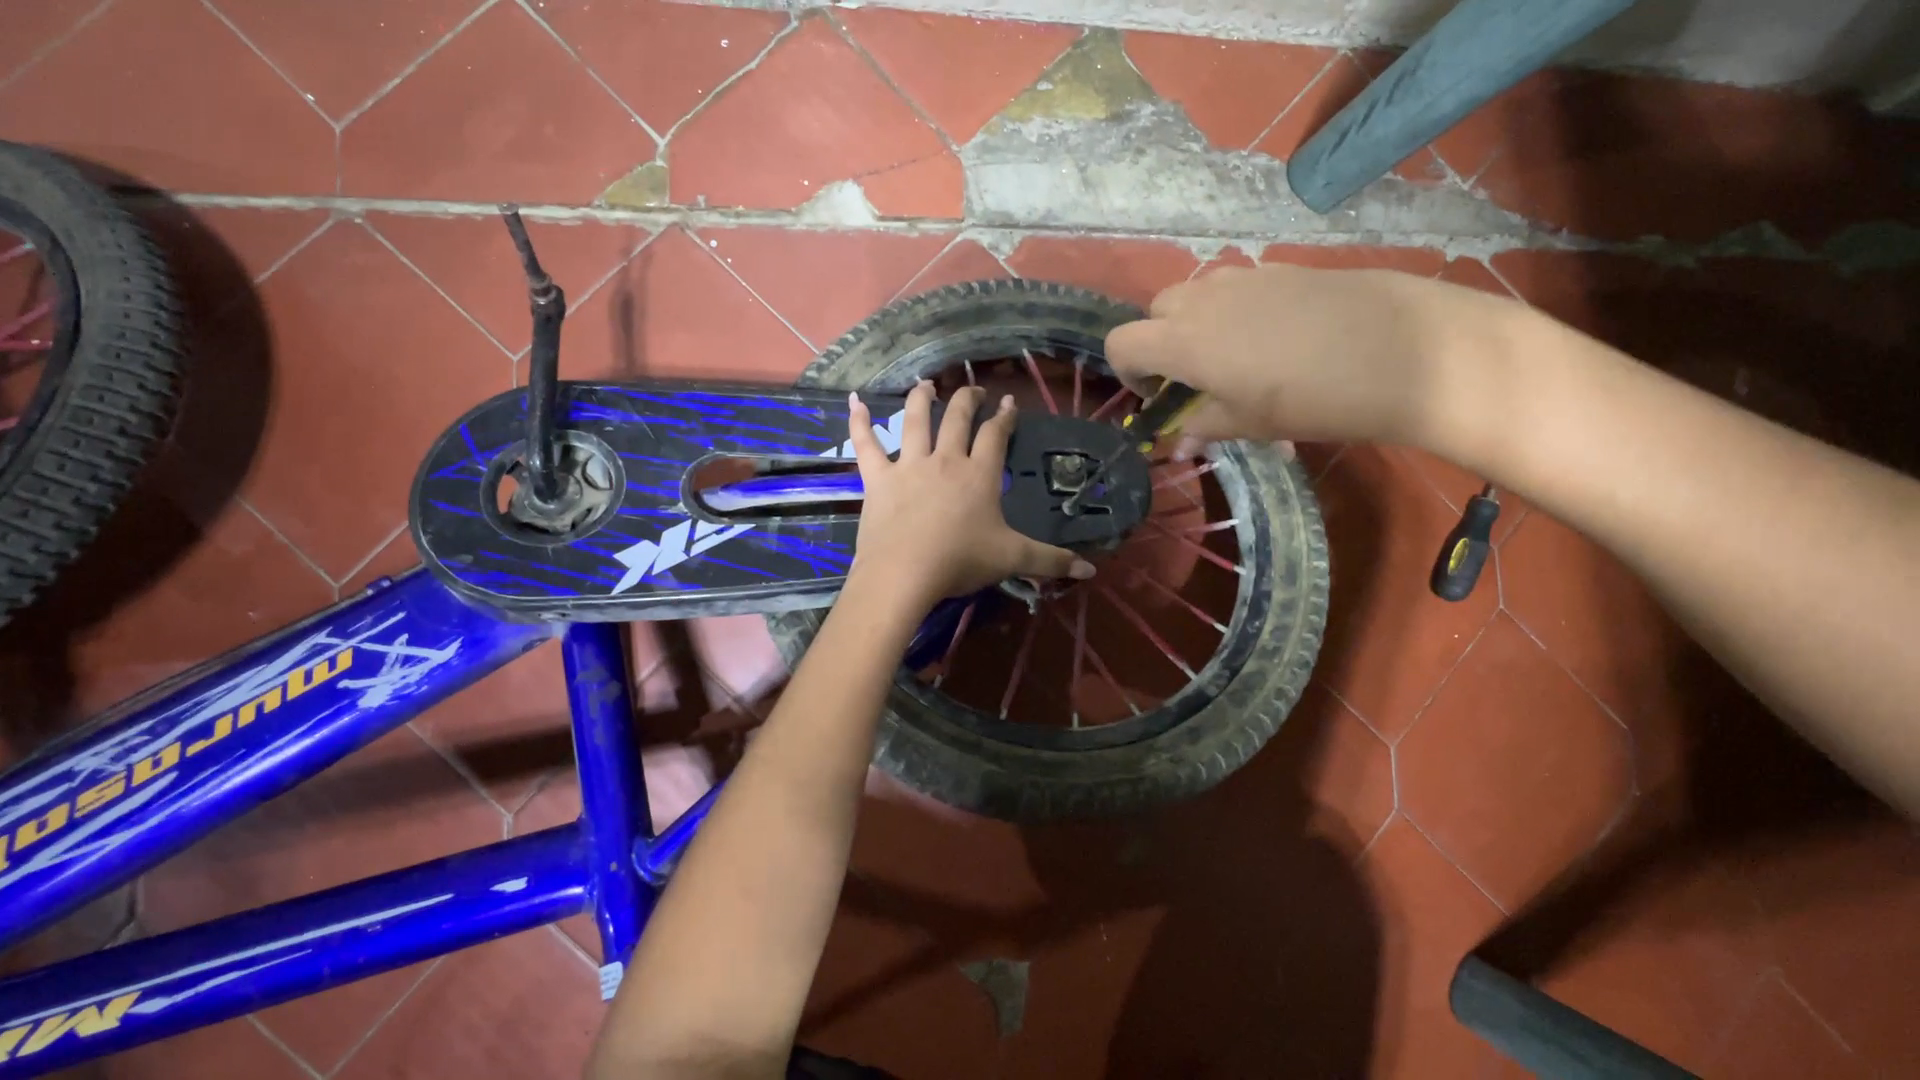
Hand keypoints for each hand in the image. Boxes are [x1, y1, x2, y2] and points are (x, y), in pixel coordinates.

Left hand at [846, 382, 1093, 611]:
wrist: (905, 573)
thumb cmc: (960, 562)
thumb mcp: (1012, 560)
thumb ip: (1051, 561)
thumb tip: (1090, 572)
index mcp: (979, 475)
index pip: (995, 436)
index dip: (1003, 418)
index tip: (1008, 404)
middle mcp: (946, 460)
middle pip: (958, 419)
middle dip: (968, 400)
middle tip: (973, 390)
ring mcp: (909, 466)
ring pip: (915, 420)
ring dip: (922, 398)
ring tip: (926, 384)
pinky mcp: (878, 478)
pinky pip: (866, 443)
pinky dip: (859, 421)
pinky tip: (855, 400)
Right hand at [1105, 263, 1518, 454]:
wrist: (1406, 351)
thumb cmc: (1314, 400)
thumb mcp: (1252, 425)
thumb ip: (1206, 428)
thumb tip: (1181, 442)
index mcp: (1182, 341)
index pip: (1120, 344)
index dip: (1128, 373)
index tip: (1160, 397)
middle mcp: (1202, 299)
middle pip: (1156, 312)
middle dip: (1163, 344)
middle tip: (1197, 379)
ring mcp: (1244, 277)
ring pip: (1198, 295)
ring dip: (1199, 324)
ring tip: (1239, 359)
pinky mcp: (1283, 268)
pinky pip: (1239, 286)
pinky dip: (1238, 311)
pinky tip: (1283, 340)